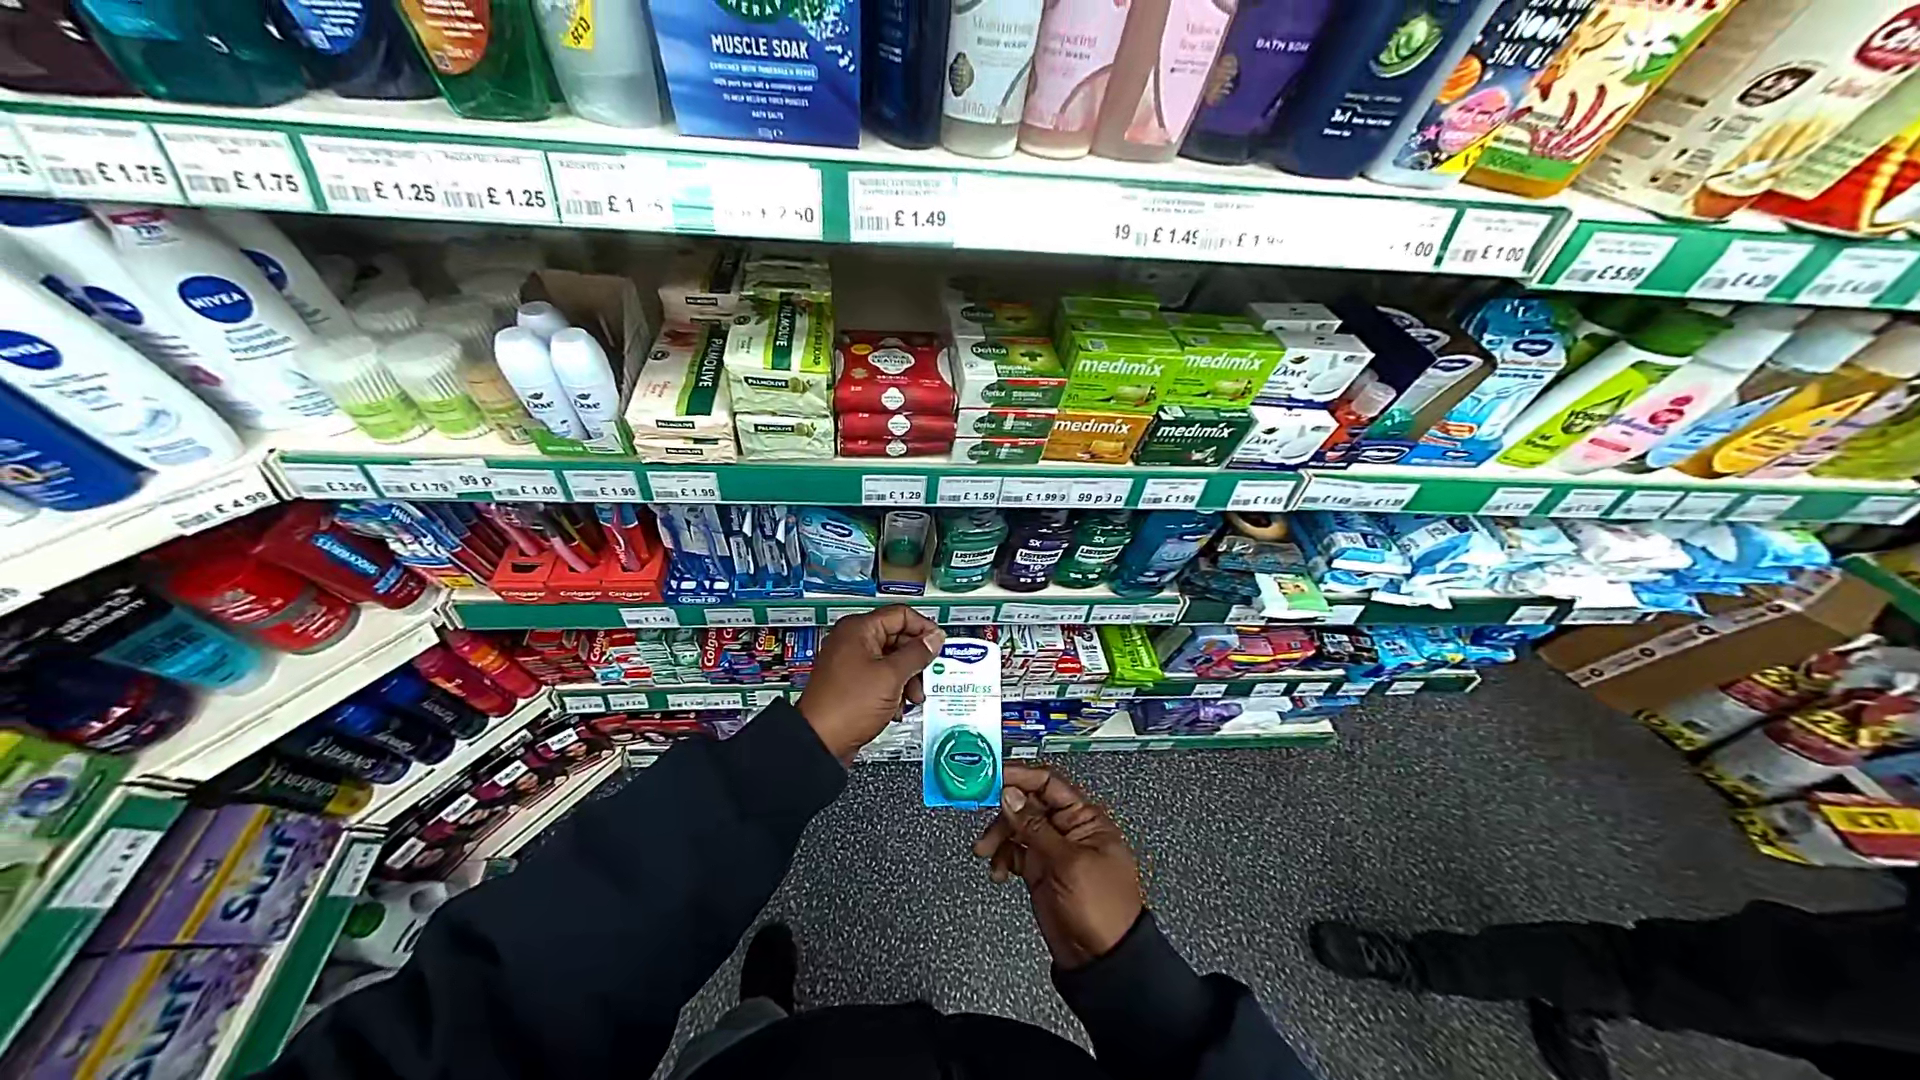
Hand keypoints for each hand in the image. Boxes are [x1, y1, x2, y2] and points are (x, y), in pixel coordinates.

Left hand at [796, 605, 943, 762]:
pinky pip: (881, 677)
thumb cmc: (845, 706)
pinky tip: (896, 707)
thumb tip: (933, 638)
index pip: (901, 615)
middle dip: (916, 660)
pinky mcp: (851, 682)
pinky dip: (893, 690)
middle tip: (926, 675)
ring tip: (912, 697)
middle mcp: (853, 641)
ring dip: (907, 679)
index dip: (923, 628)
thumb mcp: (892, 676)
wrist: (821, 742)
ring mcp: (851, 662)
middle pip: (898, 638)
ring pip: (892, 660)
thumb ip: (917, 654)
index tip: (937, 644)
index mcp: (859, 629)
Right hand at [973, 764, 1142, 969]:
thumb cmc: (1102, 909)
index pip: (1048, 783)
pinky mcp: (1040, 870)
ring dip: (998, 836)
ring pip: (1016, 827)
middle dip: (1003, 811)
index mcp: (1085, 818)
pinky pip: (1014, 852)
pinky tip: (997, 871)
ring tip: (986, 853)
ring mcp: (1052, 850)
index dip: (1020, 777)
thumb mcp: (1068, 862)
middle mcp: (1067, 829)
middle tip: (986, 822)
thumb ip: (1036, 827)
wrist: (1102, 961)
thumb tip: (1011, 795)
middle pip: (1027, 804)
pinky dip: (1001, 857)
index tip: (993, 776)